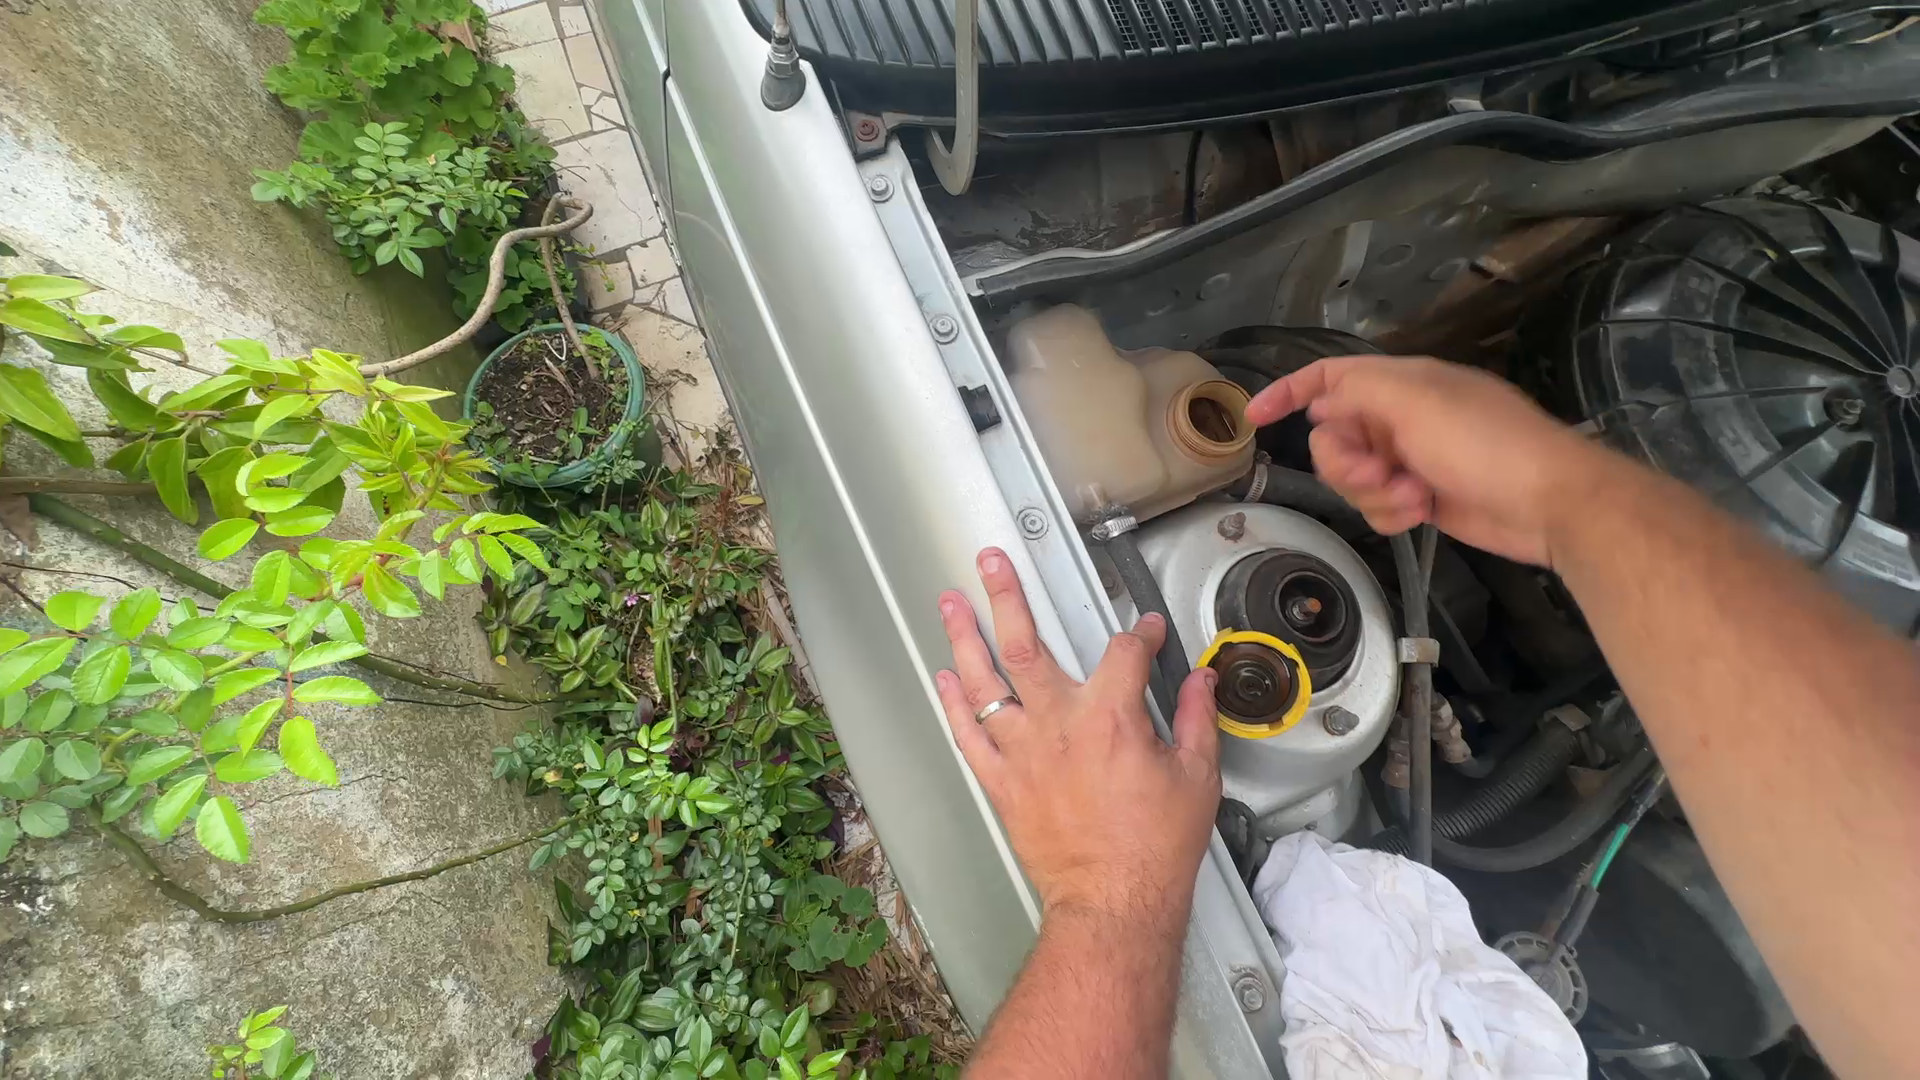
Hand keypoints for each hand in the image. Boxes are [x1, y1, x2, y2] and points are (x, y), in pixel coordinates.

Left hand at [935, 548, 1221, 924]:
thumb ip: (1196, 718)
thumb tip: (1200, 681)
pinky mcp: (1001, 780)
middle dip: (1006, 596)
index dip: (1139, 634)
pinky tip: (944, 677)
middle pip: (1025, 645)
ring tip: (951, 604)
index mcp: (1109, 720)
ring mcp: (1022, 752)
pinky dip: (953, 705)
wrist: (1113, 902)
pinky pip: (968, 735)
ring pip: (984, 682)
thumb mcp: (1196, 777)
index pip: (1123, 653)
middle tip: (992, 563)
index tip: (1144, 632)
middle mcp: (1057, 726)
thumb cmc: (1152, 848)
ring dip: (965, 638)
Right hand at [1244, 355, 1615, 566]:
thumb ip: (1358, 392)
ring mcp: (1406, 459)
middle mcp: (1396, 419)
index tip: (1254, 418)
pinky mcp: (1415, 495)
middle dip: (1346, 463)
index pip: (1327, 378)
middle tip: (1379, 472)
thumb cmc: (1486, 445)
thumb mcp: (1416, 403)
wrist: (1548, 505)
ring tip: (1413, 495)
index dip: (1286, 392)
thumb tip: (1319, 404)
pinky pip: (1372, 505)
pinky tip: (1420, 511)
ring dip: (1373, 492)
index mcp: (1398, 385)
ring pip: (1348, 479)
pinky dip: (1390, 512)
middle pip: (1330, 439)